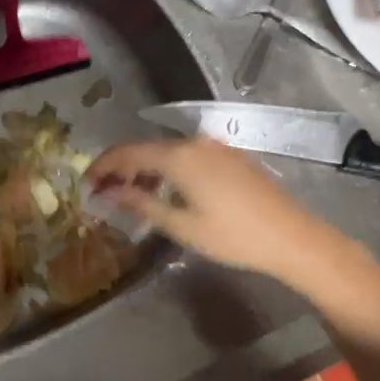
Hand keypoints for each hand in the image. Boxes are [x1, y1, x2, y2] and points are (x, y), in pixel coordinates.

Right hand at [87, 136, 365, 282]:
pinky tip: (167, 191)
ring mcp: (215, 147)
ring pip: (167, 151)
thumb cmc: (233, 236)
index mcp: (178, 157)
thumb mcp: (181, 225)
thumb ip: (141, 203)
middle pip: (145, 148)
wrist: (293, 238)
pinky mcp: (230, 156)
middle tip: (104, 191)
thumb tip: (109, 192)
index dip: (102, 166)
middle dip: (121, 167)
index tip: (86, 183)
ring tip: (132, 195)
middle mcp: (194, 142)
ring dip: (145, 169)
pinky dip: (168, 169)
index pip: (127, 153)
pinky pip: (187, 155)